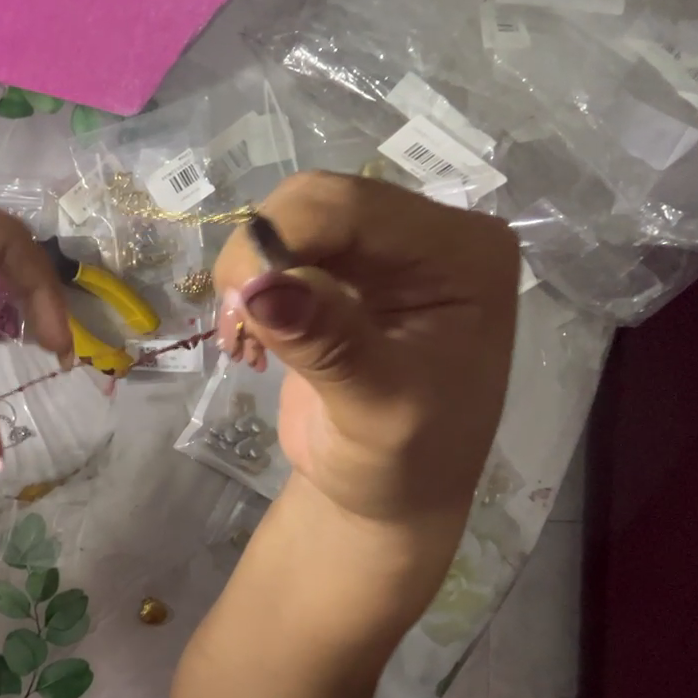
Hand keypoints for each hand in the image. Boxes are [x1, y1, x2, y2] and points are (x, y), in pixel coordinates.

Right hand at [213, 173, 519, 523]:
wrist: (389, 494)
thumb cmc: (404, 460)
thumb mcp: (377, 410)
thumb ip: (328, 344)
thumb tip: (260, 288)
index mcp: (458, 252)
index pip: (351, 205)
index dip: (280, 243)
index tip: (241, 312)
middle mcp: (422, 239)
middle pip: (311, 202)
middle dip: (257, 260)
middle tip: (239, 331)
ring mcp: (378, 258)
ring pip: (283, 225)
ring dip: (244, 281)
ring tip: (245, 346)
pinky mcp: (338, 281)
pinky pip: (274, 258)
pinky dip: (245, 296)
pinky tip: (250, 344)